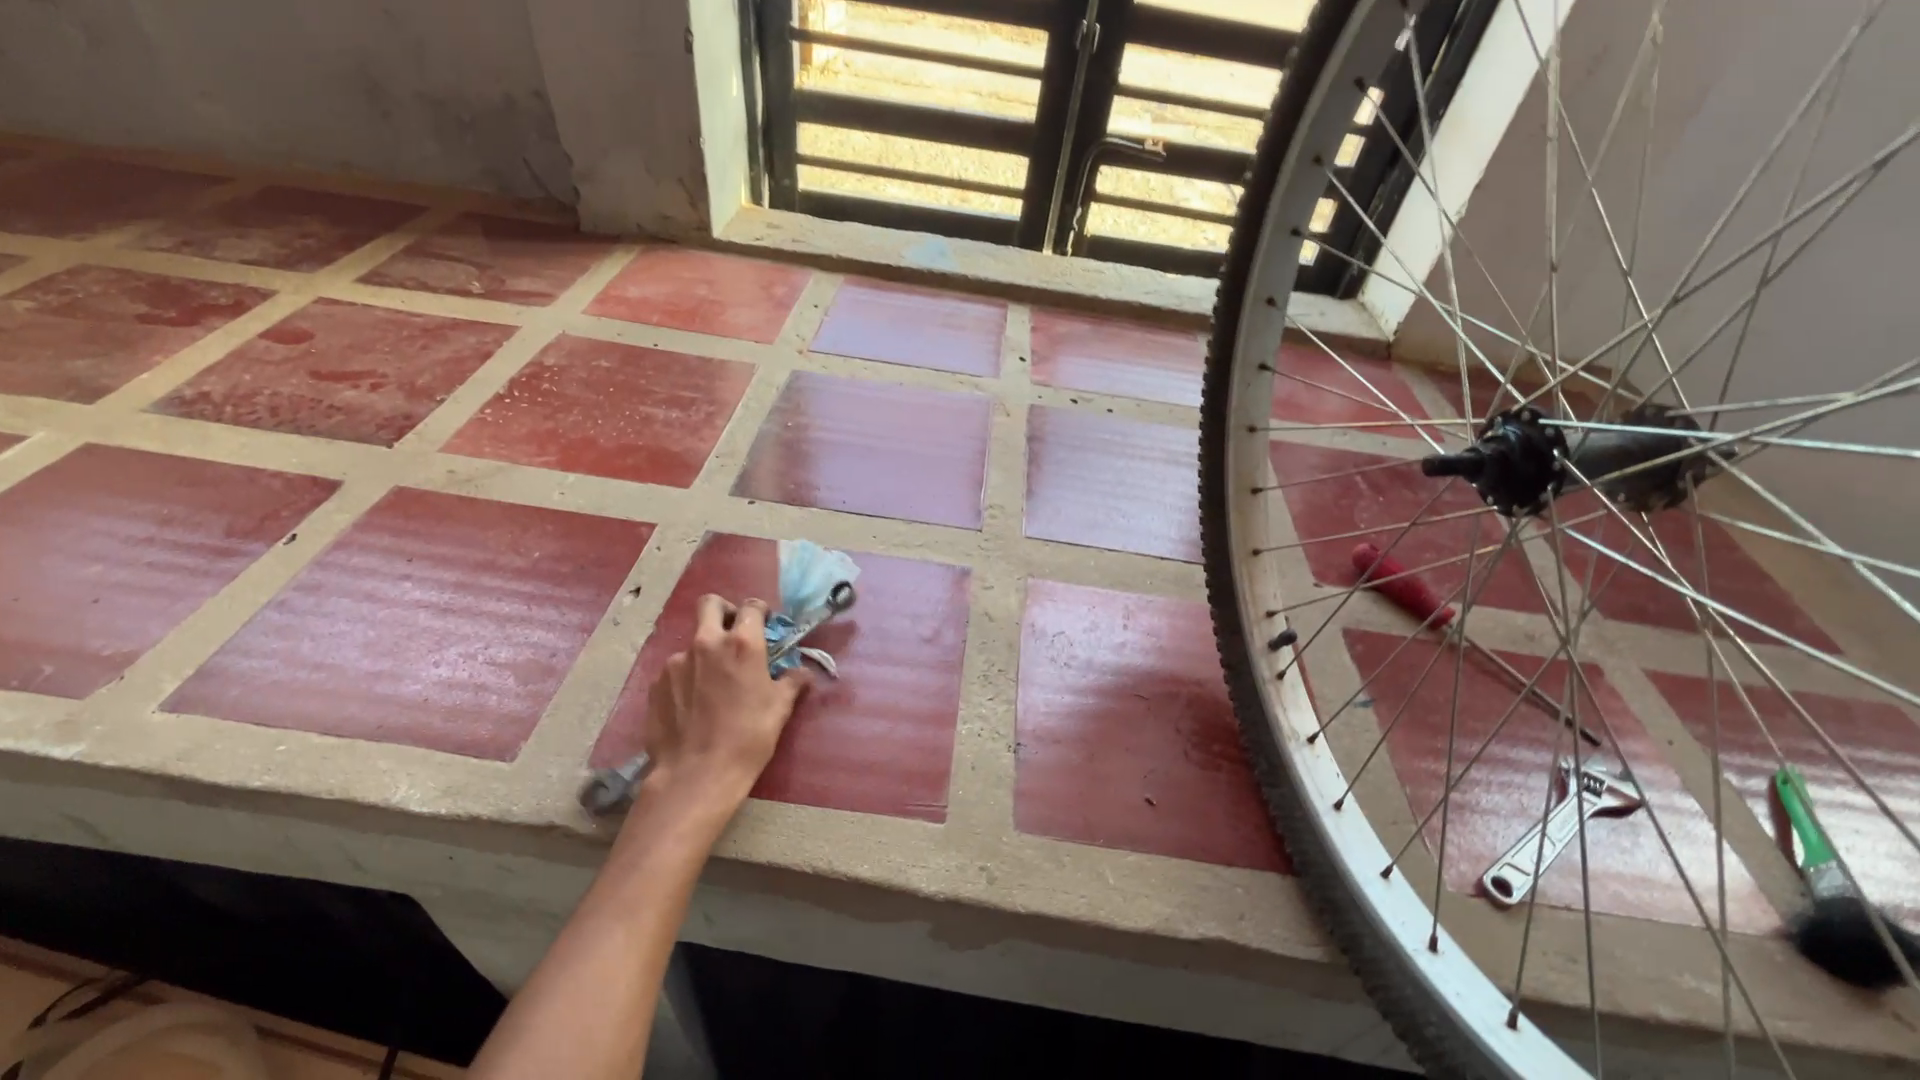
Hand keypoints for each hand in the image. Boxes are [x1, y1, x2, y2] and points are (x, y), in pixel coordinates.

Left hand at [641, 594, 812, 809]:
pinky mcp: (656, 683)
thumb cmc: (748, 737)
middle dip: (723, 612)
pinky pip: (675, 671)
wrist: (697, 773)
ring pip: (692, 643)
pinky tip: (692, 705)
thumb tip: (801, 672)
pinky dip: (686, 678)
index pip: (751, 607)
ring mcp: (676, 662)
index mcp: (742, 644)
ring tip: (712, 685)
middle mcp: (706, 643)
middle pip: (710, 604)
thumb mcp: (780, 709)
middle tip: (733, 635)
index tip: (764, 625)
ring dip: (705, 653)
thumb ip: (791, 682)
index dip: (760, 613)